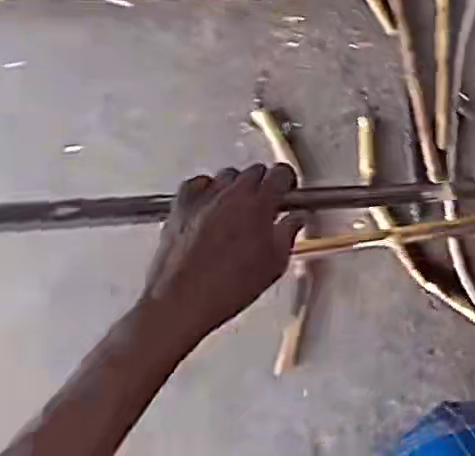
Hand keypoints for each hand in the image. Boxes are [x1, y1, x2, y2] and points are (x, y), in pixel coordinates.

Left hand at [139, 165, 304, 339]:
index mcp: (260, 204)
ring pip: (228, 175)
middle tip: (264, 203)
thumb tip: (295, 220)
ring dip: (235, 186)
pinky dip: (204, 188)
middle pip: (255, 170)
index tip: (286, 189)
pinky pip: (196, 183)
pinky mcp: (182, 207)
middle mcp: (233, 195)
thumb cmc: (225, 288)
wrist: (180, 304)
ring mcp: (206, 198)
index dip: (287, 180)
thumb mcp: (273, 265)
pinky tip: (209, 202)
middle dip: (263, 183)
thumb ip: (288, 234)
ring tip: (236, 207)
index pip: (280, 173)